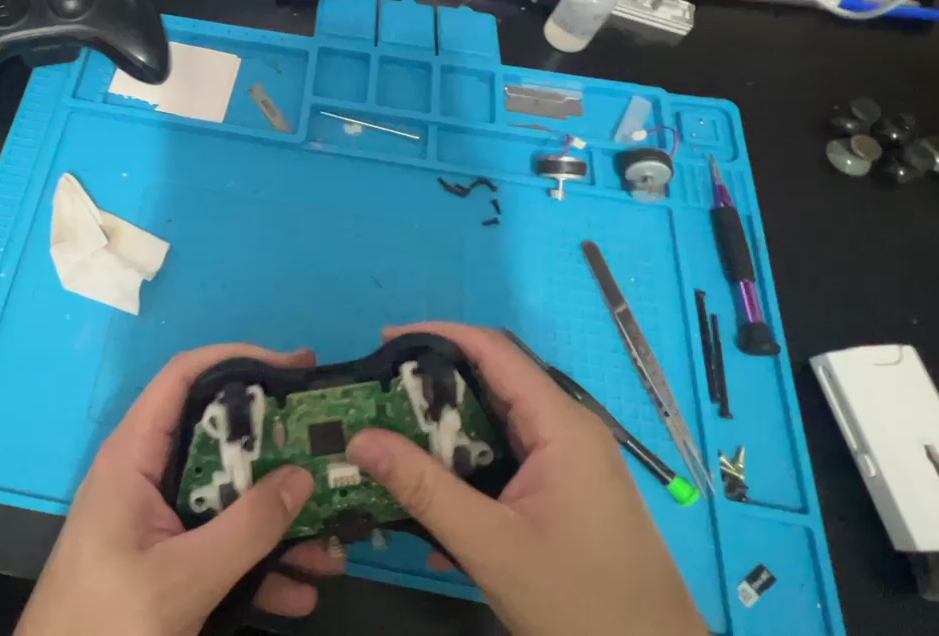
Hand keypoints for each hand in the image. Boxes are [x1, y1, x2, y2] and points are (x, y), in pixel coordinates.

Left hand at [16, 344, 344, 635]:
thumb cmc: (107, 621)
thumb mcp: (183, 577)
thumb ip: (246, 528)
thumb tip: (302, 476)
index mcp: (134, 456)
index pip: (183, 377)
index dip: (237, 359)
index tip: (294, 367)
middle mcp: (148, 473)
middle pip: (218, 437)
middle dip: (276, 448)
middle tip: (326, 445)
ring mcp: (160, 517)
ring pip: (229, 496)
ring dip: (279, 519)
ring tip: (332, 542)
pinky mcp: (169, 556)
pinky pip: (222, 543)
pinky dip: (261, 563)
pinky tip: (301, 591)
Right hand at [344, 323, 703, 635]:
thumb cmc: (580, 602)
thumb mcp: (490, 545)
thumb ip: (422, 488)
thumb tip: (358, 438)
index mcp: (560, 425)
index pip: (492, 350)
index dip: (436, 335)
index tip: (383, 342)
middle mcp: (567, 432)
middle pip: (491, 385)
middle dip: (431, 390)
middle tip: (377, 401)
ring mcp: (569, 465)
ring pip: (495, 428)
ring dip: (444, 438)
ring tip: (391, 447)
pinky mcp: (564, 496)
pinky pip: (506, 465)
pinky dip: (466, 474)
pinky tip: (431, 508)